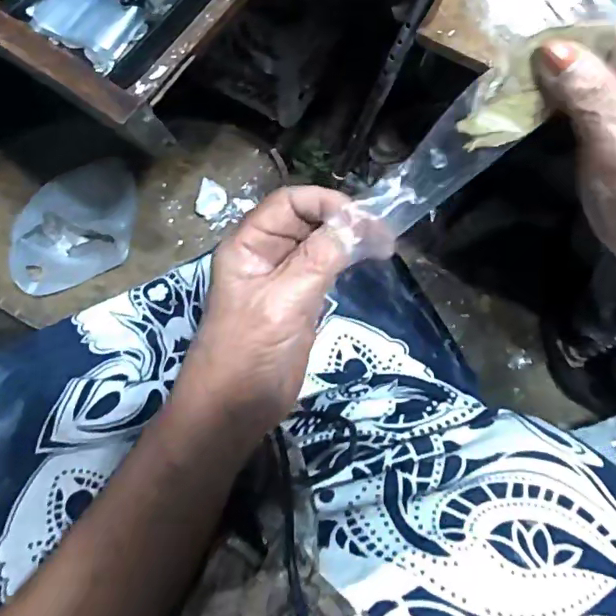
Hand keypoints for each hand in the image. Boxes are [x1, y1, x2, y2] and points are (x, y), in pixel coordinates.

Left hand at [180, 186, 369, 433]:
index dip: (325, 202)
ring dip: (348, 239)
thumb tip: (355, 223)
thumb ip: (318, 259)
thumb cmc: (249, 354)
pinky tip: (367, 262)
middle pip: (306, 217)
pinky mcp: (297, 298)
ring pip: (317, 241)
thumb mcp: (284, 302)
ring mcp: (281, 276)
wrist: (232, 413)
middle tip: (383, 235)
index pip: (289, 202)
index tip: (362, 219)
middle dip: (343, 219)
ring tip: (383, 246)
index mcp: (248, 243)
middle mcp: (263, 252)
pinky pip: (323, 266)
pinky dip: (346, 260)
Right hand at [533, 31, 615, 275]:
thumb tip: (551, 46)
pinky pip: (580, 92)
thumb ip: (591, 93)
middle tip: (511, 71)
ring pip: (586, 70)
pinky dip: (554, 94)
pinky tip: (530, 99)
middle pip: (600, 50)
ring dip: (550, 76)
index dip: (569, 43)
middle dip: (556, 58)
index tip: (521, 55)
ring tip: (514, 84)